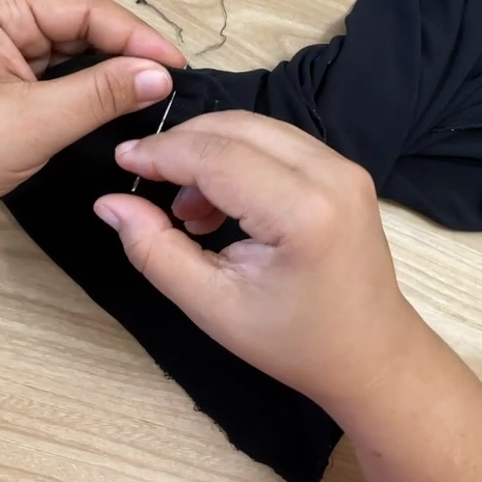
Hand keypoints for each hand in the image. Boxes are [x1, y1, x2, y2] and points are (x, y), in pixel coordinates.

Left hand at [0, 0, 185, 224]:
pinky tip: (108, 99)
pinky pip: (53, 60)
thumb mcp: (31, 125)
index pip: (82, 7)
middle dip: (123, 54)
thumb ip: (99, 95)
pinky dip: (81, 81)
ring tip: (146, 95)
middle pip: (79, 20)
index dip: (136, 38)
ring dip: (104, 69)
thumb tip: (158, 76)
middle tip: (166, 86)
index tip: (176, 68)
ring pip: (70, 42)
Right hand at [93, 112, 432, 411]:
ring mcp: (345, 168)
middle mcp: (332, 175)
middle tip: (145, 180)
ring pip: (258, 128)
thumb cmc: (295, 342)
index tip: (122, 160)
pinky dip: (240, 157)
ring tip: (187, 210)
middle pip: (238, 127)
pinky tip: (219, 203)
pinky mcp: (346, 171)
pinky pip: (279, 142)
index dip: (162, 152)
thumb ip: (156, 251)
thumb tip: (110, 203)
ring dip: (211, 150)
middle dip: (183, 144)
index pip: (217, 156)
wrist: (370, 354)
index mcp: (304, 212)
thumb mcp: (213, 307)